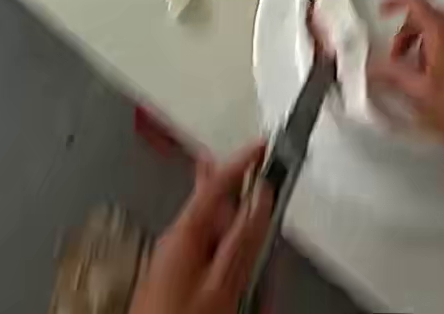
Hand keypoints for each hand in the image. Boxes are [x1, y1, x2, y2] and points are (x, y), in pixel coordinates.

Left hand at [129, 143, 274, 313]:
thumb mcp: (222, 282)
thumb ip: (244, 236)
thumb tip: (263, 196)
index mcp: (186, 229)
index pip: (218, 179)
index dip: (243, 159)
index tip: (264, 145)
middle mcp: (179, 238)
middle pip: (221, 211)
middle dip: (247, 220)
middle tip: (266, 238)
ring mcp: (177, 261)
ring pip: (221, 242)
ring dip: (243, 256)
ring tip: (256, 290)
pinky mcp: (180, 281)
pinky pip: (214, 266)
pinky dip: (232, 275)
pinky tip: (242, 298)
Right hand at [368, 0, 443, 176]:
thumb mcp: (422, 99)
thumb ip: (392, 75)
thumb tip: (376, 68)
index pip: (415, 1)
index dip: (394, 2)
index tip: (386, 10)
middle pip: (433, 16)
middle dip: (413, 35)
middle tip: (404, 60)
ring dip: (436, 47)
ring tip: (431, 80)